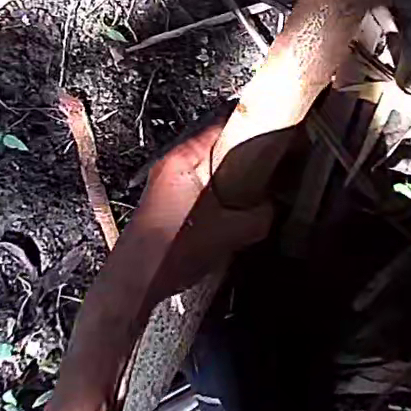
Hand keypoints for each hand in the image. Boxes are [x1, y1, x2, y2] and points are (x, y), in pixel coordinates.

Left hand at [138, 114, 274, 299]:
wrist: (137, 282)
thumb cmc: (171, 249)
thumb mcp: (229, 232)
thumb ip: (259, 217)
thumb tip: (273, 210)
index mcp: (181, 160)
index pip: (221, 128)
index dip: (250, 130)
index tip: (272, 138)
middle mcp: (171, 167)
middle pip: (217, 152)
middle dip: (243, 163)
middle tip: (268, 171)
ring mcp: (167, 187)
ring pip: (210, 175)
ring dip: (230, 185)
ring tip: (253, 196)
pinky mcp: (168, 208)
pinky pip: (201, 193)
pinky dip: (218, 200)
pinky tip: (231, 218)